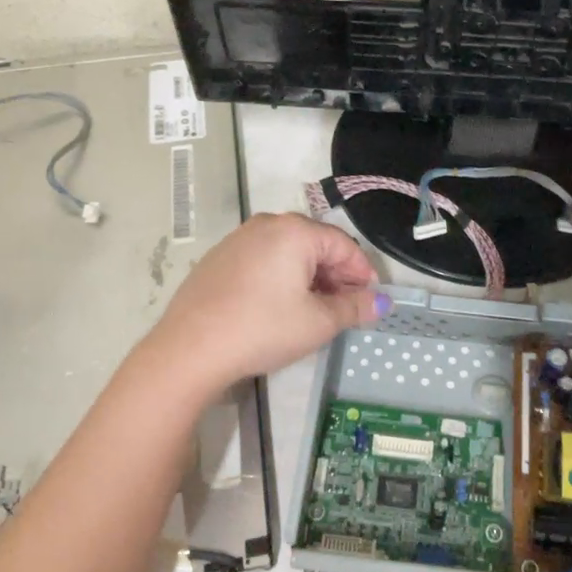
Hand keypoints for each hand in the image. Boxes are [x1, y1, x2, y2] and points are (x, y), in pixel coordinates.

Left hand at [146, 213, 387, 389]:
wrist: (190, 348)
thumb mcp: (317, 322)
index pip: (342, 245)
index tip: (370, 300)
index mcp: (295, 231)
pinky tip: (278, 307)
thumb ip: (354, 308)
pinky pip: (262, 260)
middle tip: (344, 307)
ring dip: (308, 277)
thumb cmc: (263, 329)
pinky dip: (280, 278)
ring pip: (287, 252)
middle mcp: (266, 224)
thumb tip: (382, 302)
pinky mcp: (218, 258)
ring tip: (313, 310)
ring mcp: (238, 239)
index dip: (362, 272)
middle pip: (314, 244)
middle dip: (335, 274)